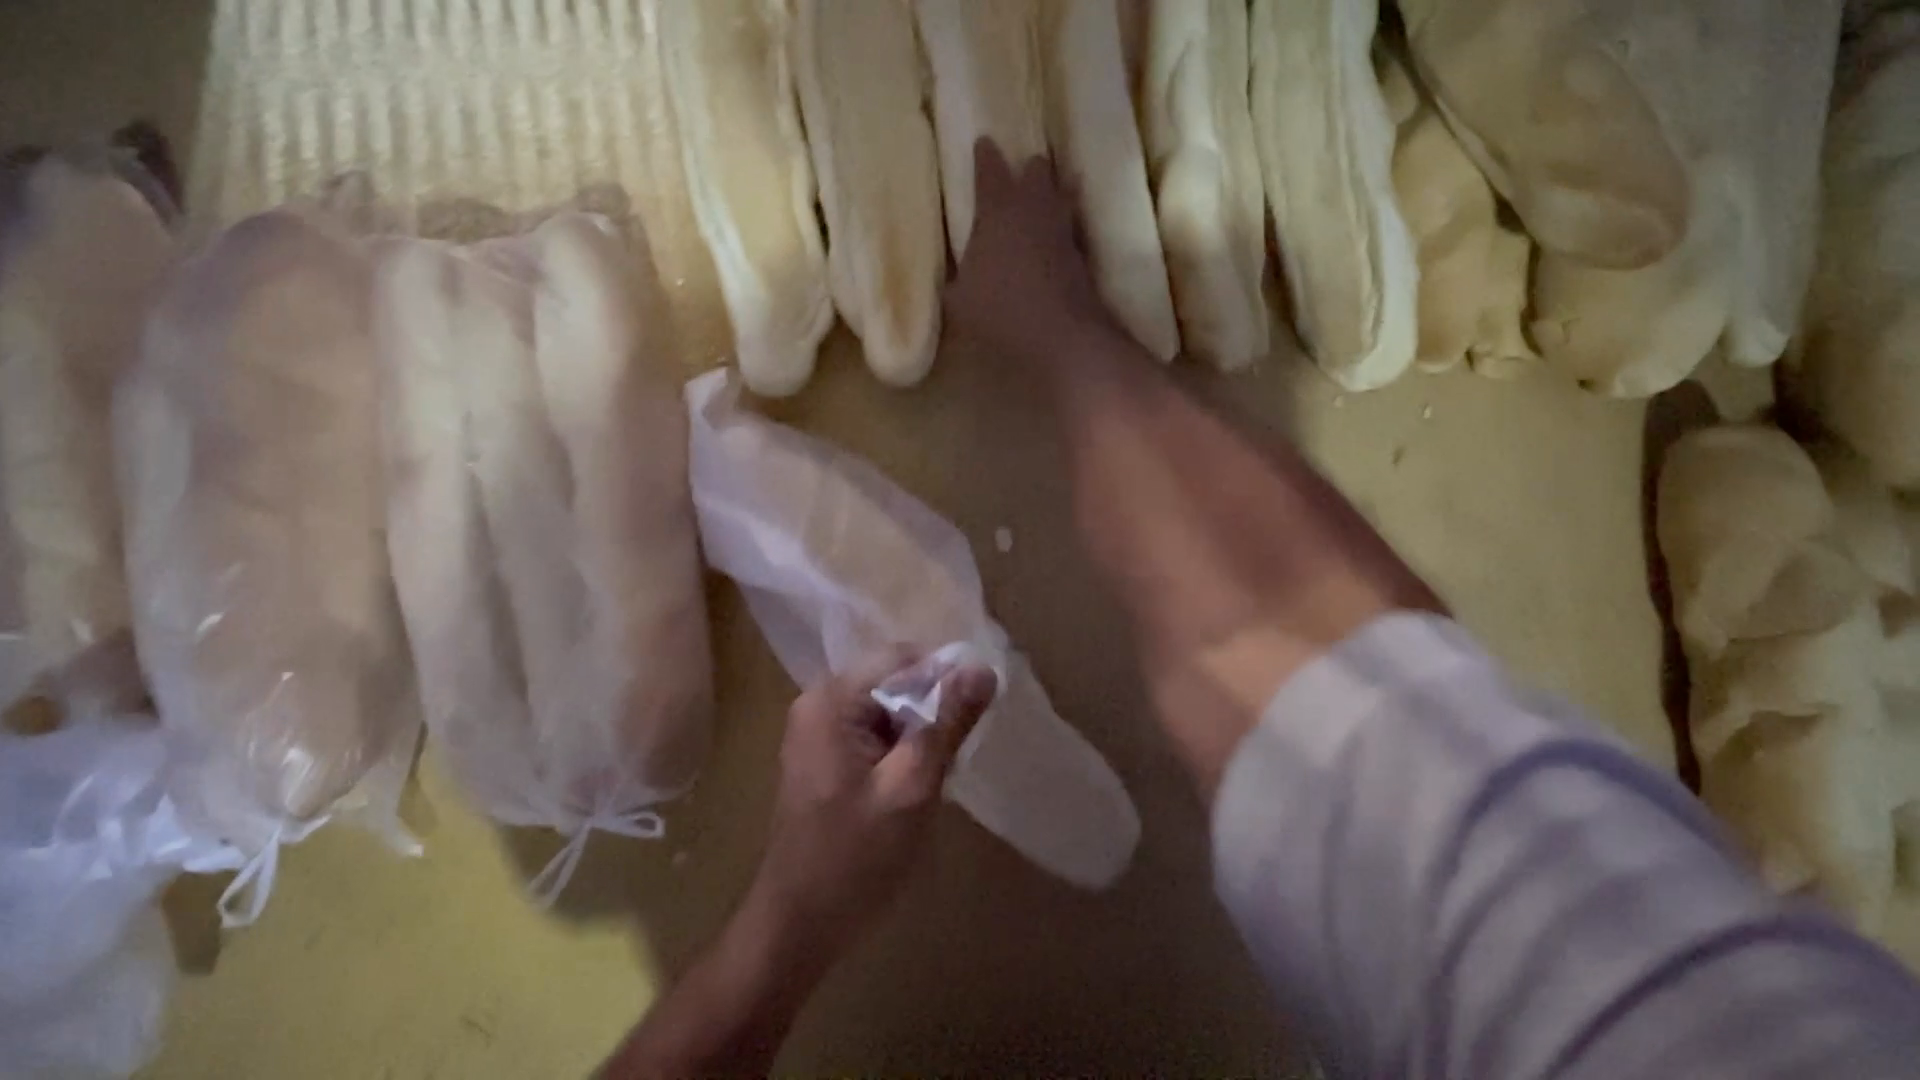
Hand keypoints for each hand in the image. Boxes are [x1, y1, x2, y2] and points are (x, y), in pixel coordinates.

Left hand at [749, 653, 997, 956]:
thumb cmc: (855, 858)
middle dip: (933, 708)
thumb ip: (946, 722)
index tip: (980, 712)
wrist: (797, 926)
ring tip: (942, 772)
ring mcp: (816, 731)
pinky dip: (901, 749)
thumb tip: (982, 668)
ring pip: (887, 709)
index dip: (946, 677)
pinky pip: (873, 733)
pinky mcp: (823, 757)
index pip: (902, 658)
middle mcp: (818, 703)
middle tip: (959, 753)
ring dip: (920, 732)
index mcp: (831, 700)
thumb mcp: (912, 787)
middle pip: (893, 680)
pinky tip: (917, 784)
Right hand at [944, 140, 1109, 363]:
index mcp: (996, 212)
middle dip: (1029, 166)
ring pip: (1062, 195)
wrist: (1062, 335)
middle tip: (1025, 163)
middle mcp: (1033, 210)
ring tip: (1052, 189)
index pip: (989, 171)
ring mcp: (1063, 230)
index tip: (984, 140)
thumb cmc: (1000, 311)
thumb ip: (954, 281)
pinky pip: (1072, 229)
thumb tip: (951, 275)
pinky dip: (1067, 226)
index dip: (984, 155)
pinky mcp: (1083, 256)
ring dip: (1056, 190)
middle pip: (1035, 173)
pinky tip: (1061, 235)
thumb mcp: (959, 301)